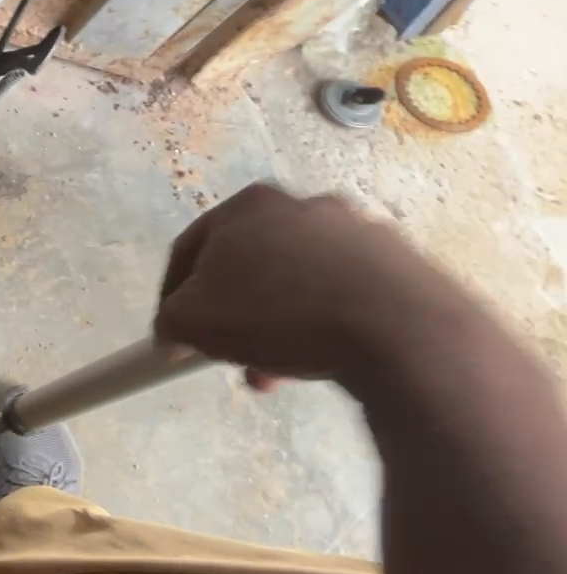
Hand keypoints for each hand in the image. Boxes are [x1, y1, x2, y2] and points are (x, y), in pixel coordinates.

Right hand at [155, 183, 472, 383]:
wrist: (405, 335)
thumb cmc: (274, 313)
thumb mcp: (186, 321)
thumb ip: (167, 321)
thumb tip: (174, 332)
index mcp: (248, 205)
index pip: (188, 250)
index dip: (171, 295)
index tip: (173, 331)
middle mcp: (305, 205)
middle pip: (246, 266)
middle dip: (230, 313)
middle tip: (224, 351)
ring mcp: (362, 231)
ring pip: (294, 283)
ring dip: (273, 324)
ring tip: (270, 368)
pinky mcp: (406, 263)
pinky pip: (341, 294)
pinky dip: (320, 323)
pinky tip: (314, 360)